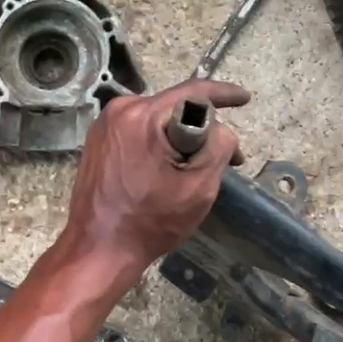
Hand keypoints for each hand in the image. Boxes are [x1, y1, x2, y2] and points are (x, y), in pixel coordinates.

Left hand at [59, 80, 249, 272]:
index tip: (244, 98)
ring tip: (198, 169)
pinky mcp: (99, 140)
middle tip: (228, 156)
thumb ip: (218, 146)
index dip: (223, 94)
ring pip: (158, 120)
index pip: (192, 91)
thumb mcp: (199, 185)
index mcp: (141, 115)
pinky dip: (160, 143)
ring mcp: (105, 124)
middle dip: (203, 127)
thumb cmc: (150, 220)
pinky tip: (170, 169)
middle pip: (174, 106)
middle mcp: (119, 110)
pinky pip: (140, 131)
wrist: (98, 250)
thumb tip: (221, 130)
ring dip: (180, 137)